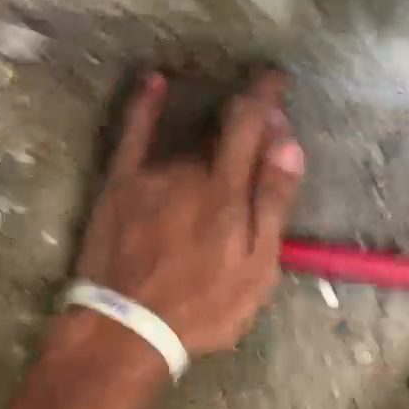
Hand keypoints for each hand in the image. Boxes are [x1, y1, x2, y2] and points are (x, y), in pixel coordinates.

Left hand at [73, 70, 305, 355]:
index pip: (251, 122)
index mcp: (227, 191)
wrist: (126, 329)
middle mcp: (189, 170)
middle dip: (244, 122)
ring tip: (222, 135)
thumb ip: (272, 205)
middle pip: (221, 132)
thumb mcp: (255, 270)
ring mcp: (151, 175)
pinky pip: (133, 133)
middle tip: (260, 132)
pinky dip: (145, 104)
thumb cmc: (202, 309)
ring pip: (186, 141)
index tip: (276, 79)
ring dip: (208, 133)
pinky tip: (155, 81)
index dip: (266, 95)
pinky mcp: (119, 184)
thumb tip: (289, 143)